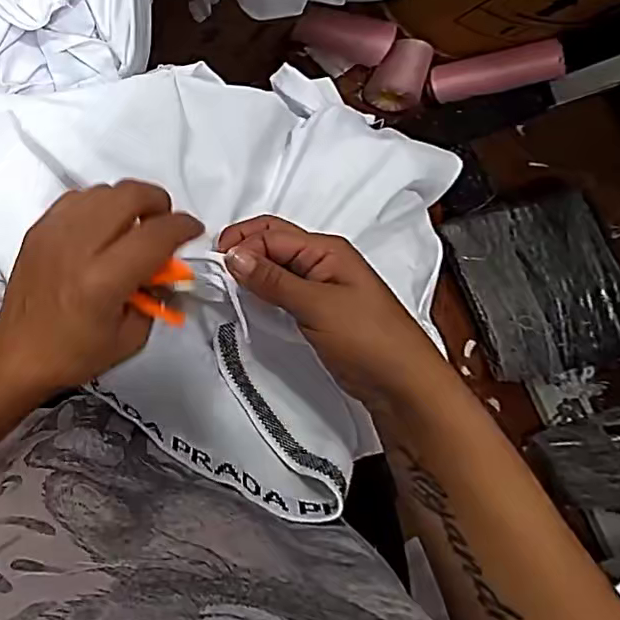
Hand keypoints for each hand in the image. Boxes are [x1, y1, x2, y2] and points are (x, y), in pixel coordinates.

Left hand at [0, 181, 202, 399]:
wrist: (17, 354)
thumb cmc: (71, 352)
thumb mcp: (132, 335)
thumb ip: (159, 293)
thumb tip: (173, 265)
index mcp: (102, 282)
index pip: (156, 234)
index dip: (183, 227)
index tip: (191, 231)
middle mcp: (76, 249)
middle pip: (131, 195)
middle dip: (158, 203)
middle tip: (163, 224)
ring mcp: (54, 233)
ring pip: (105, 190)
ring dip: (129, 202)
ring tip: (133, 227)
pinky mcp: (40, 228)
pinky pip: (80, 196)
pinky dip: (100, 205)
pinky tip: (103, 228)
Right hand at [217, 215, 452, 410]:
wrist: (404, 385)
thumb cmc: (372, 340)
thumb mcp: (317, 306)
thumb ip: (274, 280)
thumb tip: (236, 256)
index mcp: (326, 250)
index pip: (271, 234)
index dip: (242, 245)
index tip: (216, 266)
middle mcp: (323, 262)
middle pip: (273, 243)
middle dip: (243, 250)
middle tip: (215, 272)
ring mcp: (322, 286)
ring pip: (277, 267)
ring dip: (251, 271)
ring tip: (227, 286)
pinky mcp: (319, 310)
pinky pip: (284, 289)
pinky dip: (263, 291)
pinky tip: (251, 302)